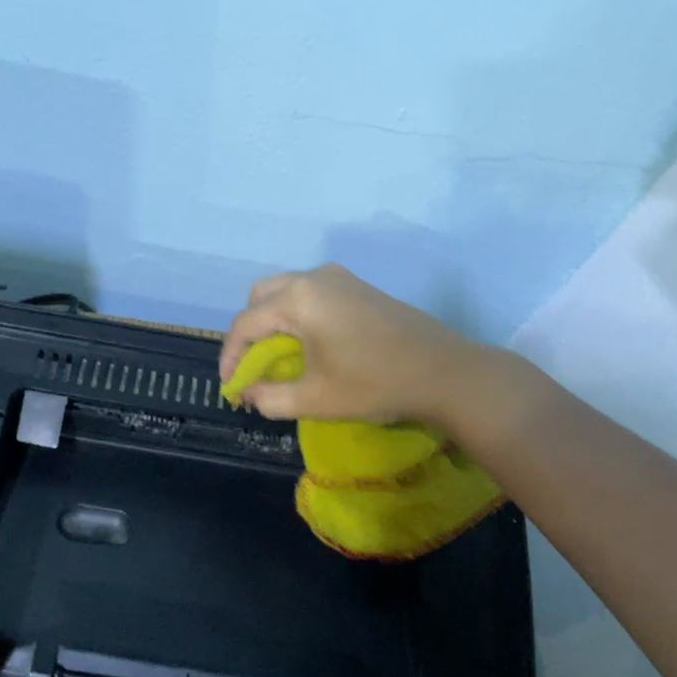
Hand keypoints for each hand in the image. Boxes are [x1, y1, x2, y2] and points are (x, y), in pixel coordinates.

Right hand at [219, 264, 480, 424]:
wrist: (445, 372)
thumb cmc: (375, 384)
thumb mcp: (315, 399)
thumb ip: (270, 396)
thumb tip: (248, 393)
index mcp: (299, 299)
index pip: (246, 323)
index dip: (231, 357)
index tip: (230, 388)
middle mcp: (314, 277)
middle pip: (262, 296)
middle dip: (250, 331)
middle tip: (252, 367)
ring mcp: (340, 279)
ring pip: (287, 291)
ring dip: (273, 321)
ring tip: (277, 359)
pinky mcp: (359, 287)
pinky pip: (312, 294)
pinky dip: (297, 315)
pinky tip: (308, 346)